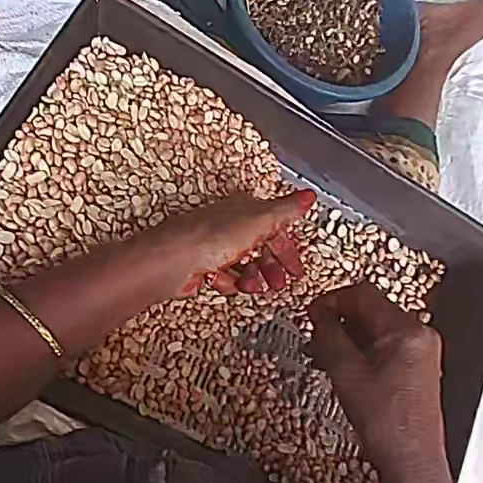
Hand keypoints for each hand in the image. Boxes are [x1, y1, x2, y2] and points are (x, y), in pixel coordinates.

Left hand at [142, 190, 313, 296]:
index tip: (296, 268)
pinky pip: (224, 277)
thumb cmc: (211, 237)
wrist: (173, 260)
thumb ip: (287, 210)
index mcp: (244, 210)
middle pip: (259, 248)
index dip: (288, 248)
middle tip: (279, 283)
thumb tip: (309, 195)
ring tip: (253, 287)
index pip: (275, 227)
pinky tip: (230, 285)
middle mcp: (228, 225)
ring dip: (252, 278)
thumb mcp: (260, 220)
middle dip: (271, 267)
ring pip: (242, 265)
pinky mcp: (201, 266)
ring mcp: (213, 246)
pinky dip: (230, 283)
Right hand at [306, 283, 446, 482]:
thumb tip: (318, 315)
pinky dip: (361, 350)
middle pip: (371, 309)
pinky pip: (385, 346)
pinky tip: (343, 367)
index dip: (332, 300)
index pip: (363, 294)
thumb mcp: (346, 374)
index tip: (312, 312)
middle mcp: (419, 335)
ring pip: (376, 328)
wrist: (412, 462)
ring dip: (348, 336)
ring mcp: (421, 352)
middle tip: (314, 333)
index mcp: (406, 331)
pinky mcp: (417, 367)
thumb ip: (329, 337)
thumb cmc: (388, 425)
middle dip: (339, 319)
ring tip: (324, 354)